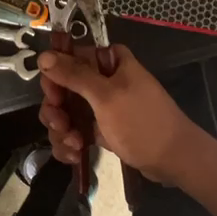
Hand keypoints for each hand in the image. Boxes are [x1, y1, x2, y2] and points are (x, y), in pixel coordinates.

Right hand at [36, 46, 215, 183]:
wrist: (173, 159)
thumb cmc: (142, 121)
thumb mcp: (106, 96)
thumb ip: (74, 75)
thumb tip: (43, 56)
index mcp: (108, 61)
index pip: (68, 59)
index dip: (55, 79)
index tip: (55, 99)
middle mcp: (103, 79)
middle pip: (62, 89)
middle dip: (57, 111)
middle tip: (62, 127)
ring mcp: (102, 105)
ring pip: (66, 112)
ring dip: (62, 131)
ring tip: (74, 146)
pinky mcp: (102, 127)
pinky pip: (75, 130)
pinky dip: (70, 143)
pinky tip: (75, 156)